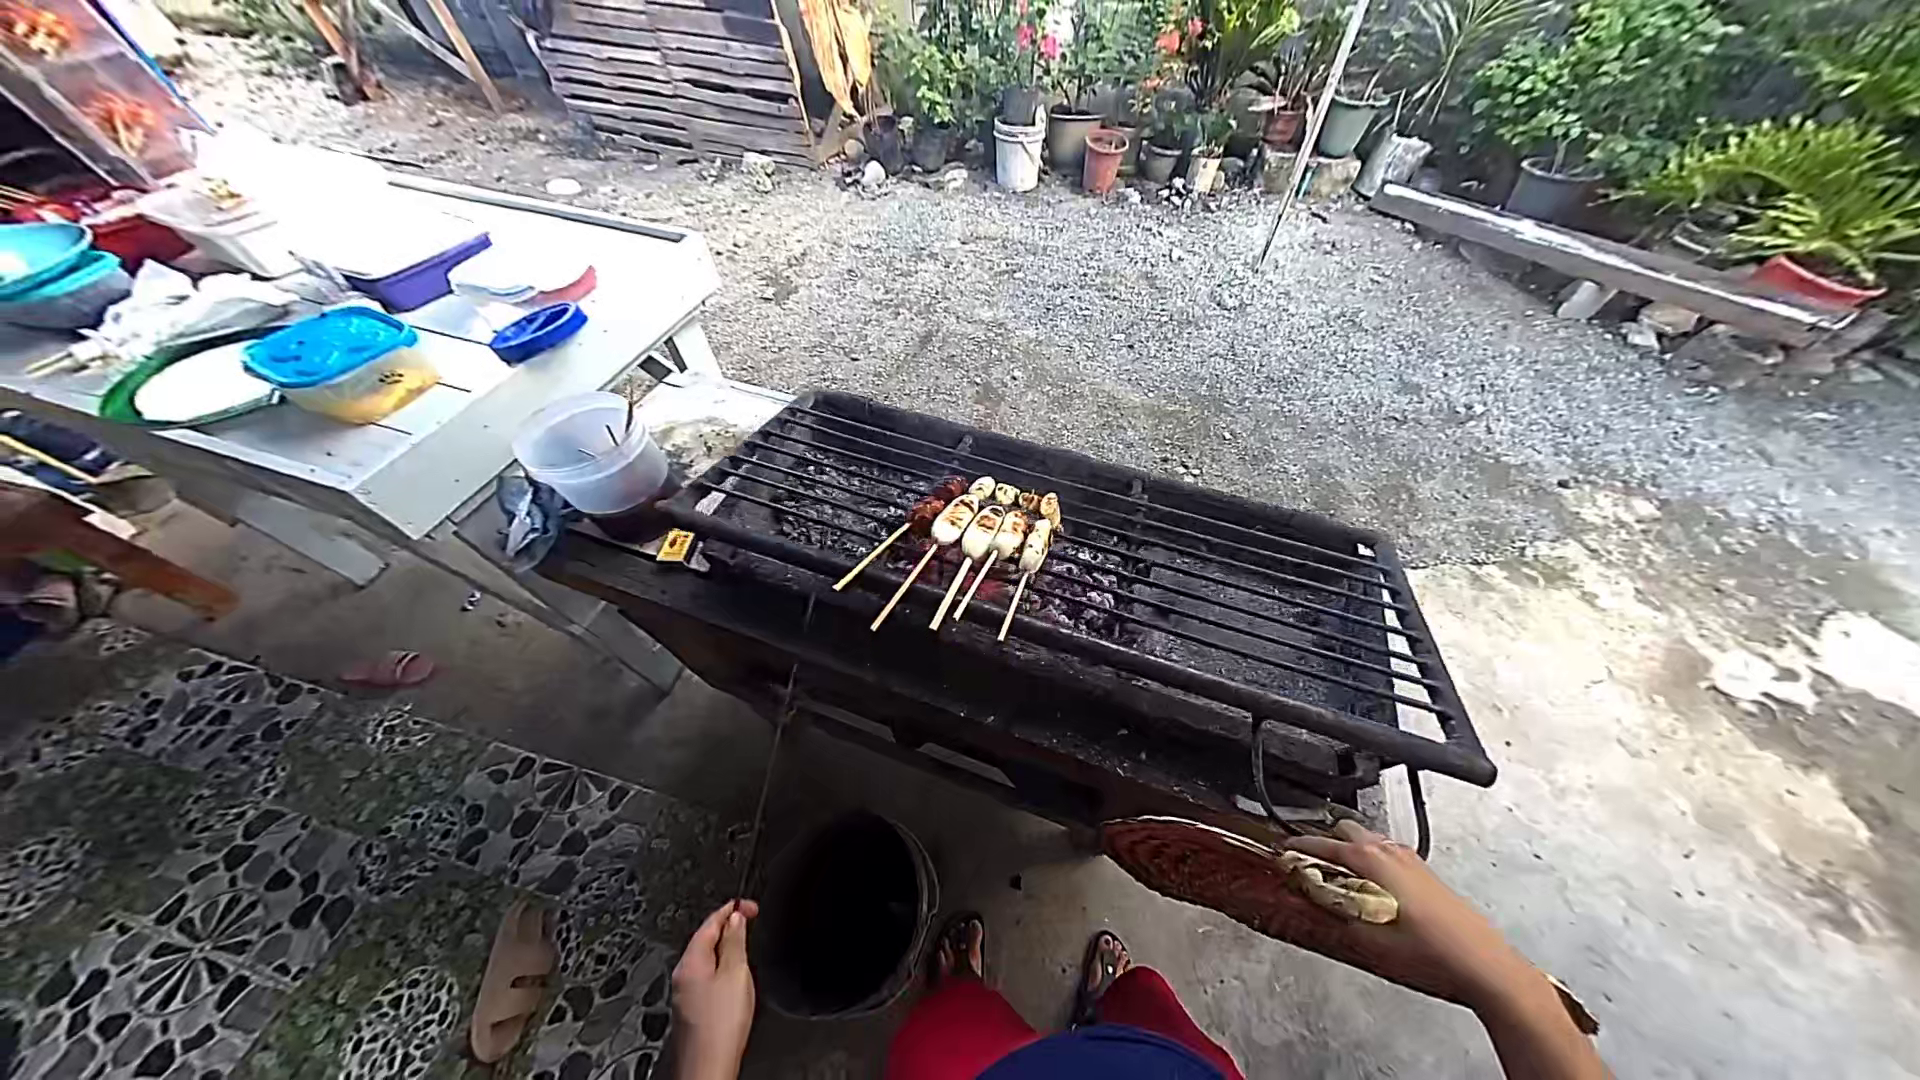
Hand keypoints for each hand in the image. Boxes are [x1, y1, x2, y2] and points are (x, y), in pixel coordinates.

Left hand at [671, 900, 758, 1079]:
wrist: (709, 1068)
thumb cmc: (721, 1025)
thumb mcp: (736, 972)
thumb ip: (735, 941)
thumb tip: (735, 918)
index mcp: (691, 962)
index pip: (710, 922)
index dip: (732, 908)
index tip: (750, 905)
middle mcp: (683, 975)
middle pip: (705, 938)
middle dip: (728, 926)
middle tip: (750, 920)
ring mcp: (685, 993)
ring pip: (706, 957)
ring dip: (725, 946)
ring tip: (745, 943)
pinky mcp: (692, 1008)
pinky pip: (706, 974)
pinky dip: (721, 964)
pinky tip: (734, 974)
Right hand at [1289, 823, 1609, 1078]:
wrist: (1487, 968)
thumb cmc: (1432, 952)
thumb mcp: (1367, 937)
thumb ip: (1332, 910)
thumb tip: (1308, 895)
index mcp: (1369, 859)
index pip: (1318, 844)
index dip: (1295, 850)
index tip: (1282, 856)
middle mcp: (1387, 850)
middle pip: (1341, 830)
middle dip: (1322, 843)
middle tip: (1309, 865)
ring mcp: (1409, 858)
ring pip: (1365, 839)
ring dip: (1347, 851)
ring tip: (1338, 878)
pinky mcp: (1424, 871)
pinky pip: (1384, 852)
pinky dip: (1368, 860)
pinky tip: (1370, 887)